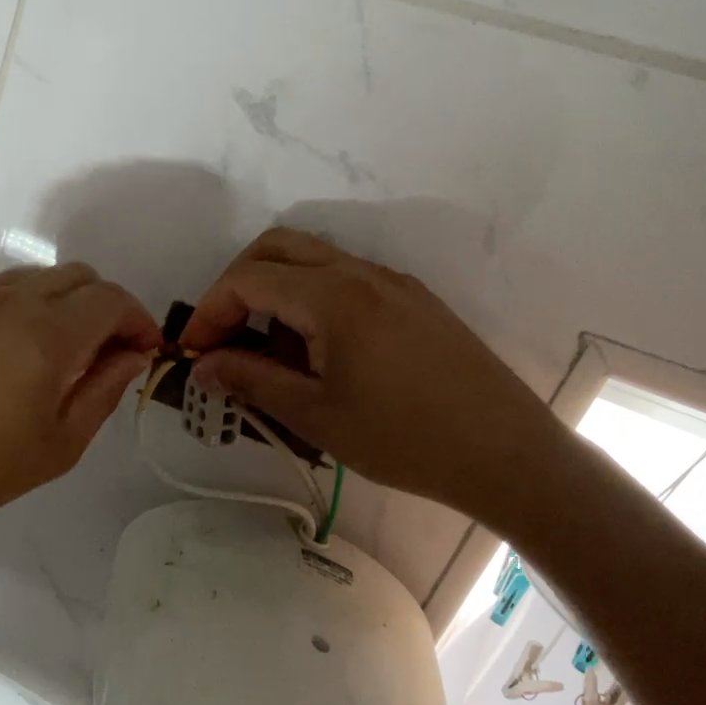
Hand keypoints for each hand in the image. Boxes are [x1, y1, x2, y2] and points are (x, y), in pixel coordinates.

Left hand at [0, 263, 161, 530]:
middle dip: (103, 307)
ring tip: (53, 354)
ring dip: (60, 303)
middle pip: (77, 276)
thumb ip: (104, 390)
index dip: (137, 319)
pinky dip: (19, 308)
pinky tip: (5, 355)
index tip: (142, 351)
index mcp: (46, 334)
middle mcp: (9, 301)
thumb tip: (130, 354)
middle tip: (103, 354)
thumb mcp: (60, 445)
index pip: (111, 299)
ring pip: (35, 278)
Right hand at [180, 228, 572, 522]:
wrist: (511, 457)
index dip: (210, 312)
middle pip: (277, 247)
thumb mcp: (316, 416)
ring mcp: (393, 282)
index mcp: (333, 296)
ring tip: (275, 357)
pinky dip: (313, 301)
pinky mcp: (414, 300)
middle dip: (237, 285)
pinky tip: (322, 356)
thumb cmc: (406, 440)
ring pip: (312, 261)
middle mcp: (361, 273)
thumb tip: (202, 365)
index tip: (194, 352)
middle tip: (224, 335)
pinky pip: (346, 280)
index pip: (248, 279)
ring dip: (277, 293)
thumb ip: (251, 380)